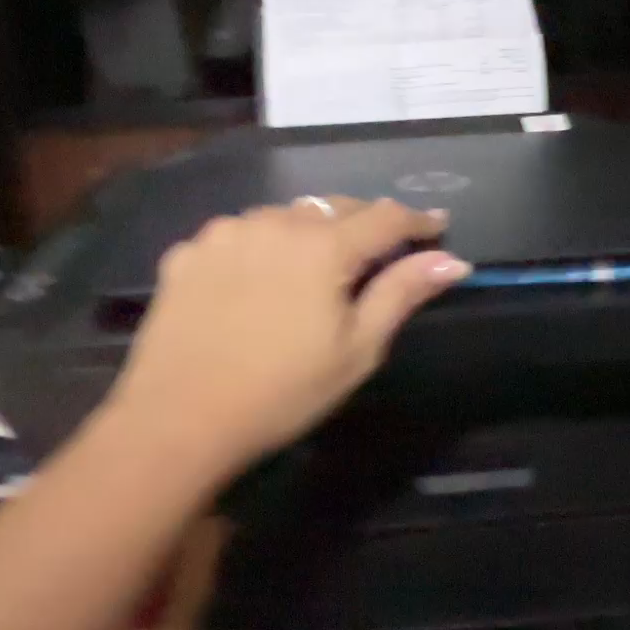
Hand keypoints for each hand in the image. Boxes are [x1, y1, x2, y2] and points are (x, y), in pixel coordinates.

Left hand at [101, 197, 469, 474]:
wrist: (178, 420)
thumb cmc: (282, 391)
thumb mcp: (357, 350)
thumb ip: (402, 293)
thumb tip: (452, 259)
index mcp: (324, 245)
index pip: (385, 216)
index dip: (416, 220)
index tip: (437, 225)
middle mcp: (275, 221)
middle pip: (333, 208)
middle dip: (361, 223)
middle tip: (376, 250)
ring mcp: (225, 232)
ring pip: (282, 217)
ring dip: (305, 233)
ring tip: (307, 270)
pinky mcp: (187, 251)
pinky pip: (236, 237)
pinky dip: (256, 250)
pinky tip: (250, 284)